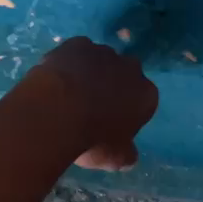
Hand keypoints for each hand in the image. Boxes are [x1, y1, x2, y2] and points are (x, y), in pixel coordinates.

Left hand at [16, 37, 158, 171]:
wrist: (57, 111)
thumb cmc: (93, 139)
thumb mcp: (114, 158)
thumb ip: (126, 154)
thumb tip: (129, 155)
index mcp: (146, 94)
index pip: (143, 101)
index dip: (128, 113)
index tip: (113, 126)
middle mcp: (130, 68)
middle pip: (124, 75)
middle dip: (113, 86)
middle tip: (92, 108)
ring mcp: (103, 52)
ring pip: (100, 61)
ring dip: (90, 73)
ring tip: (69, 95)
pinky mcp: (77, 43)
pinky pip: (76, 53)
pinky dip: (70, 63)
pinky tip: (56, 80)